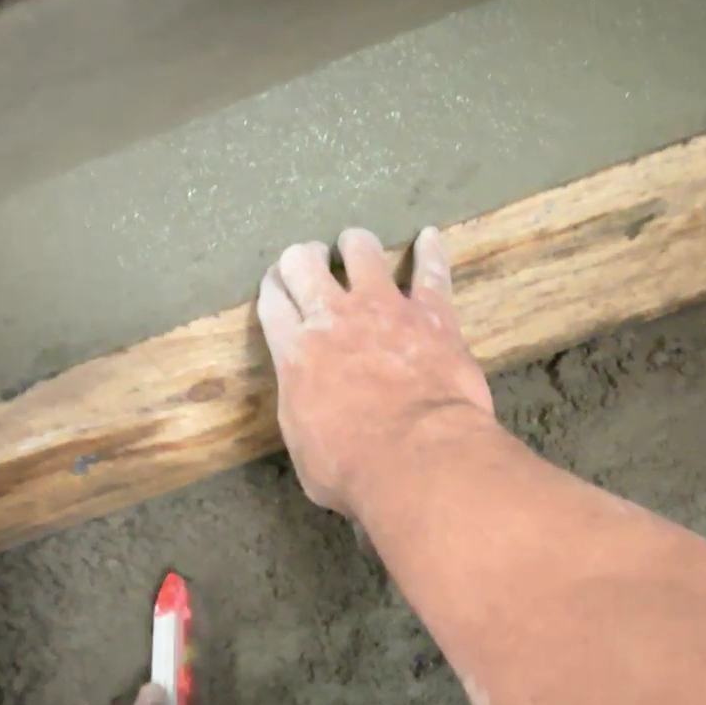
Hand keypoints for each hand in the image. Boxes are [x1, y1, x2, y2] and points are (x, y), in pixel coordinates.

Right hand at [256, 227, 495, 515]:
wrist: (416, 455)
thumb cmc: (352, 468)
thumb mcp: (306, 450)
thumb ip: (306, 415)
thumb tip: (316, 413)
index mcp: (295, 353)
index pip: (273, 303)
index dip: (274, 288)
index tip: (279, 284)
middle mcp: (332, 317)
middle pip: (305, 265)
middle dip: (306, 257)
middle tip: (313, 258)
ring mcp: (384, 308)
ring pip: (362, 252)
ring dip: (357, 245)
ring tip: (357, 243)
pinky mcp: (432, 313)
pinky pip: (431, 271)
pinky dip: (431, 251)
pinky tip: (431, 236)